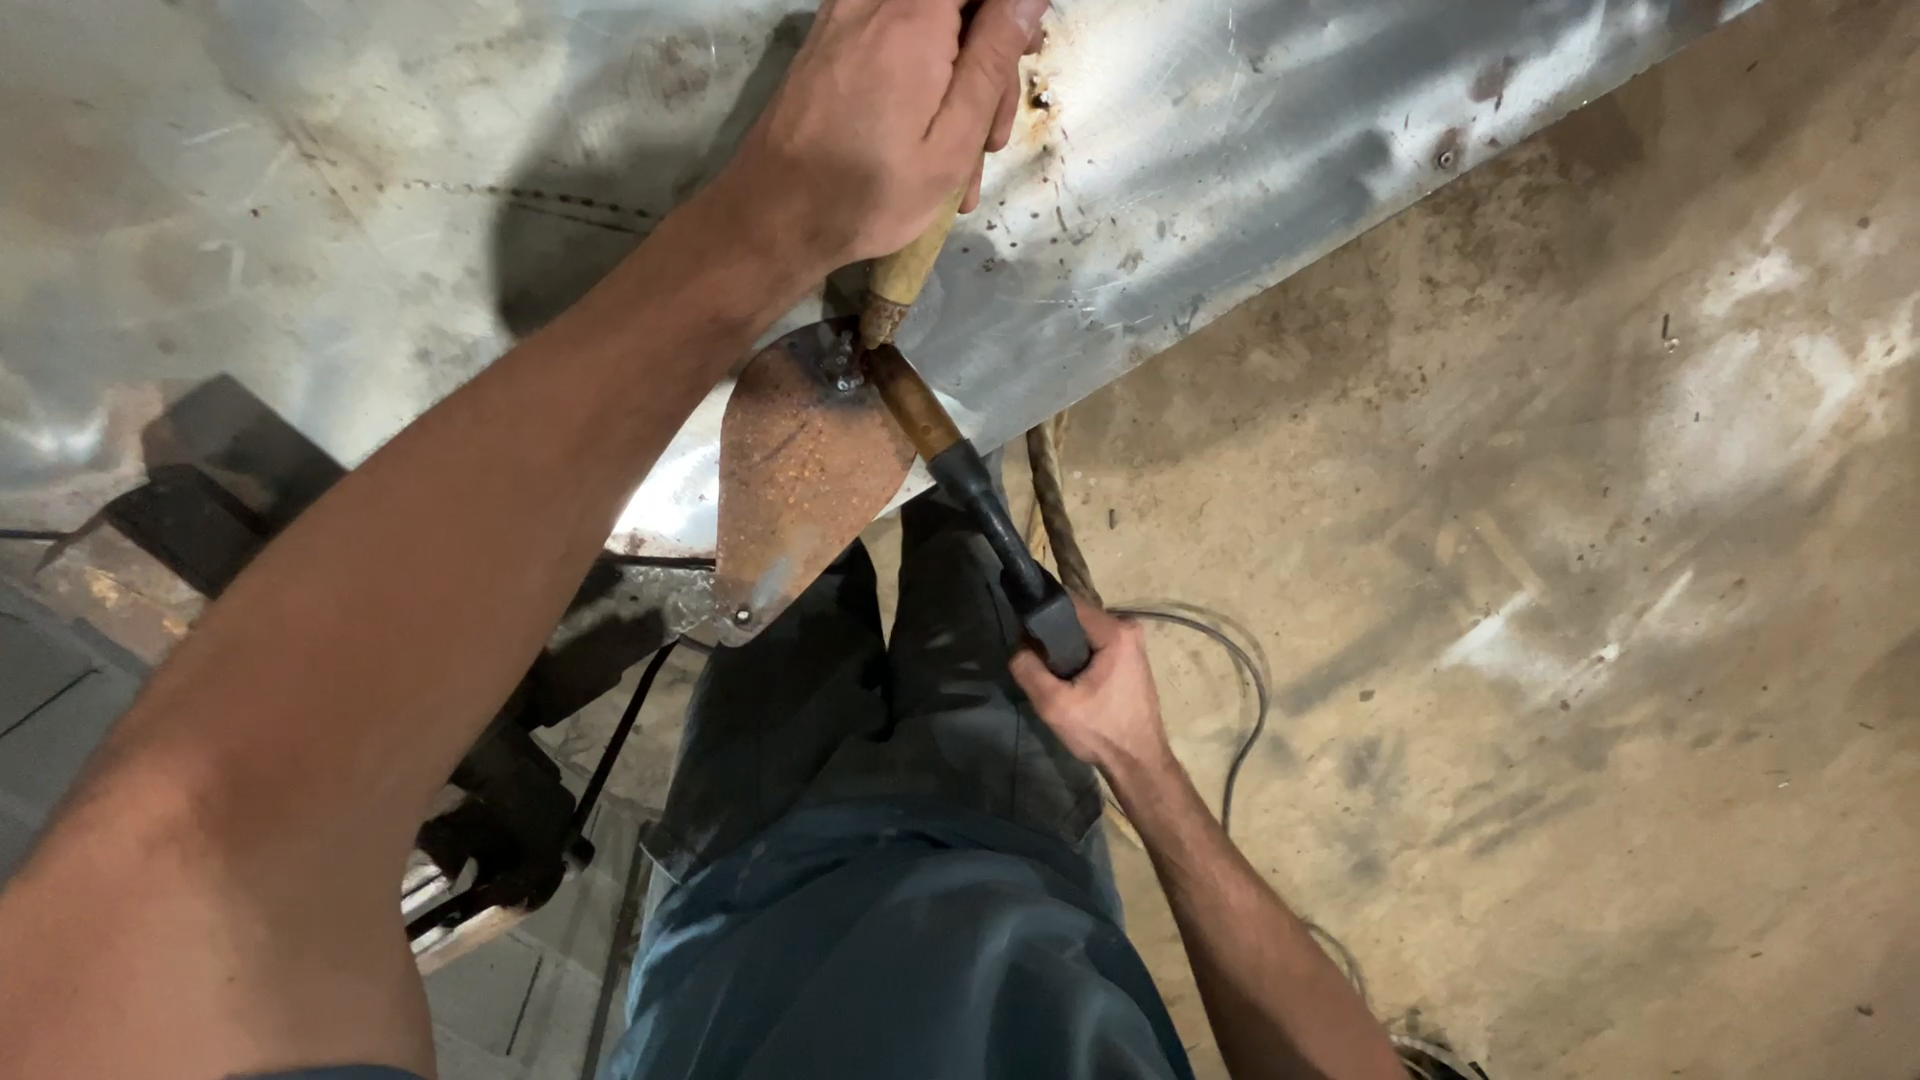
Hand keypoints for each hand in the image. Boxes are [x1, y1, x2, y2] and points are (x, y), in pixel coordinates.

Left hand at [702, 0, 1048, 274]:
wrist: (778, 216)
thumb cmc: (872, 191)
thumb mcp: (951, 140)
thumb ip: (995, 58)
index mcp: (916, 14)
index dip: (1007, 21)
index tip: (1015, 67)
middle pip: (956, 10)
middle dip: (985, 68)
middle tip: (991, 142)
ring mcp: (844, 17)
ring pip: (926, 33)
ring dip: (952, 91)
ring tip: (958, 170)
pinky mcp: (827, 45)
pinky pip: (891, 48)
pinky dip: (916, 89)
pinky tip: (922, 151)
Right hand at [1011, 598, 1176, 776]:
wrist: (1139, 763)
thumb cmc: (1101, 732)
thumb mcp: (1054, 705)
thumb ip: (1028, 670)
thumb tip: (1018, 648)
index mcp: (1116, 631)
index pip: (1068, 603)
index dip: (1041, 615)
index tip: (1023, 635)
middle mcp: (1129, 628)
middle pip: (1076, 617)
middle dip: (1053, 635)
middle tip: (1035, 660)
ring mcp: (1132, 643)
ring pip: (1084, 632)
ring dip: (1065, 647)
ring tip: (1050, 672)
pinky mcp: (1130, 658)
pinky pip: (1095, 644)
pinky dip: (1079, 656)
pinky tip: (1069, 678)